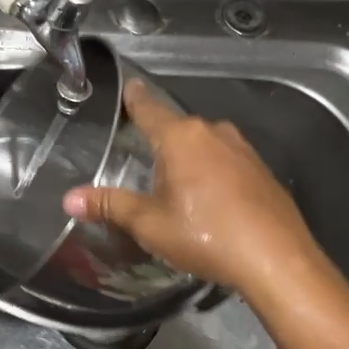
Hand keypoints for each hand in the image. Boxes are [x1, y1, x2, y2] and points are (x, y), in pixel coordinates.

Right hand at [62, 79, 325, 303]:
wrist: (278, 261)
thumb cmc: (207, 236)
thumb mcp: (150, 224)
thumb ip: (110, 205)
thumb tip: (69, 199)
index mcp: (181, 137)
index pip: (149, 107)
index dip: (134, 98)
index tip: (127, 87)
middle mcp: (213, 133)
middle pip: (176, 126)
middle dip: (157, 138)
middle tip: (136, 154)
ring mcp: (242, 150)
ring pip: (203, 144)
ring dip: (185, 156)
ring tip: (169, 180)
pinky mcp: (262, 170)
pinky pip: (224, 160)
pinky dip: (209, 170)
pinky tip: (205, 198)